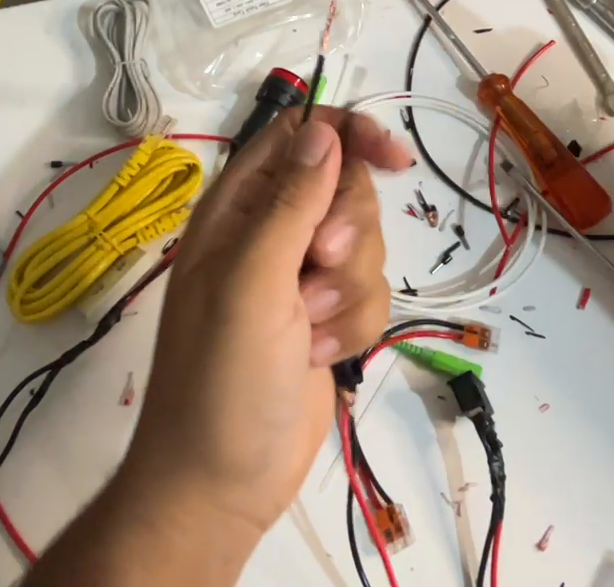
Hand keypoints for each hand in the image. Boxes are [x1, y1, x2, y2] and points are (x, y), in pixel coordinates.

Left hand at [115, 106, 409, 556]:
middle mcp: (273, 230)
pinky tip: (320, 355)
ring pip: (366, 243)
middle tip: (319, 269)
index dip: (348, 134)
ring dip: (348, 290)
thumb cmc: (220, 377)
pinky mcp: (327, 316)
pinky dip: (354, 326)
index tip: (393, 159)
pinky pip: (370, 294)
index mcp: (240, 206)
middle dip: (349, 230)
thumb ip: (290, 203)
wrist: (222, 482)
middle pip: (346, 186)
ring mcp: (301, 275)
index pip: (301, 134)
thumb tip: (323, 131)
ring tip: (308, 327)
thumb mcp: (251, 281)